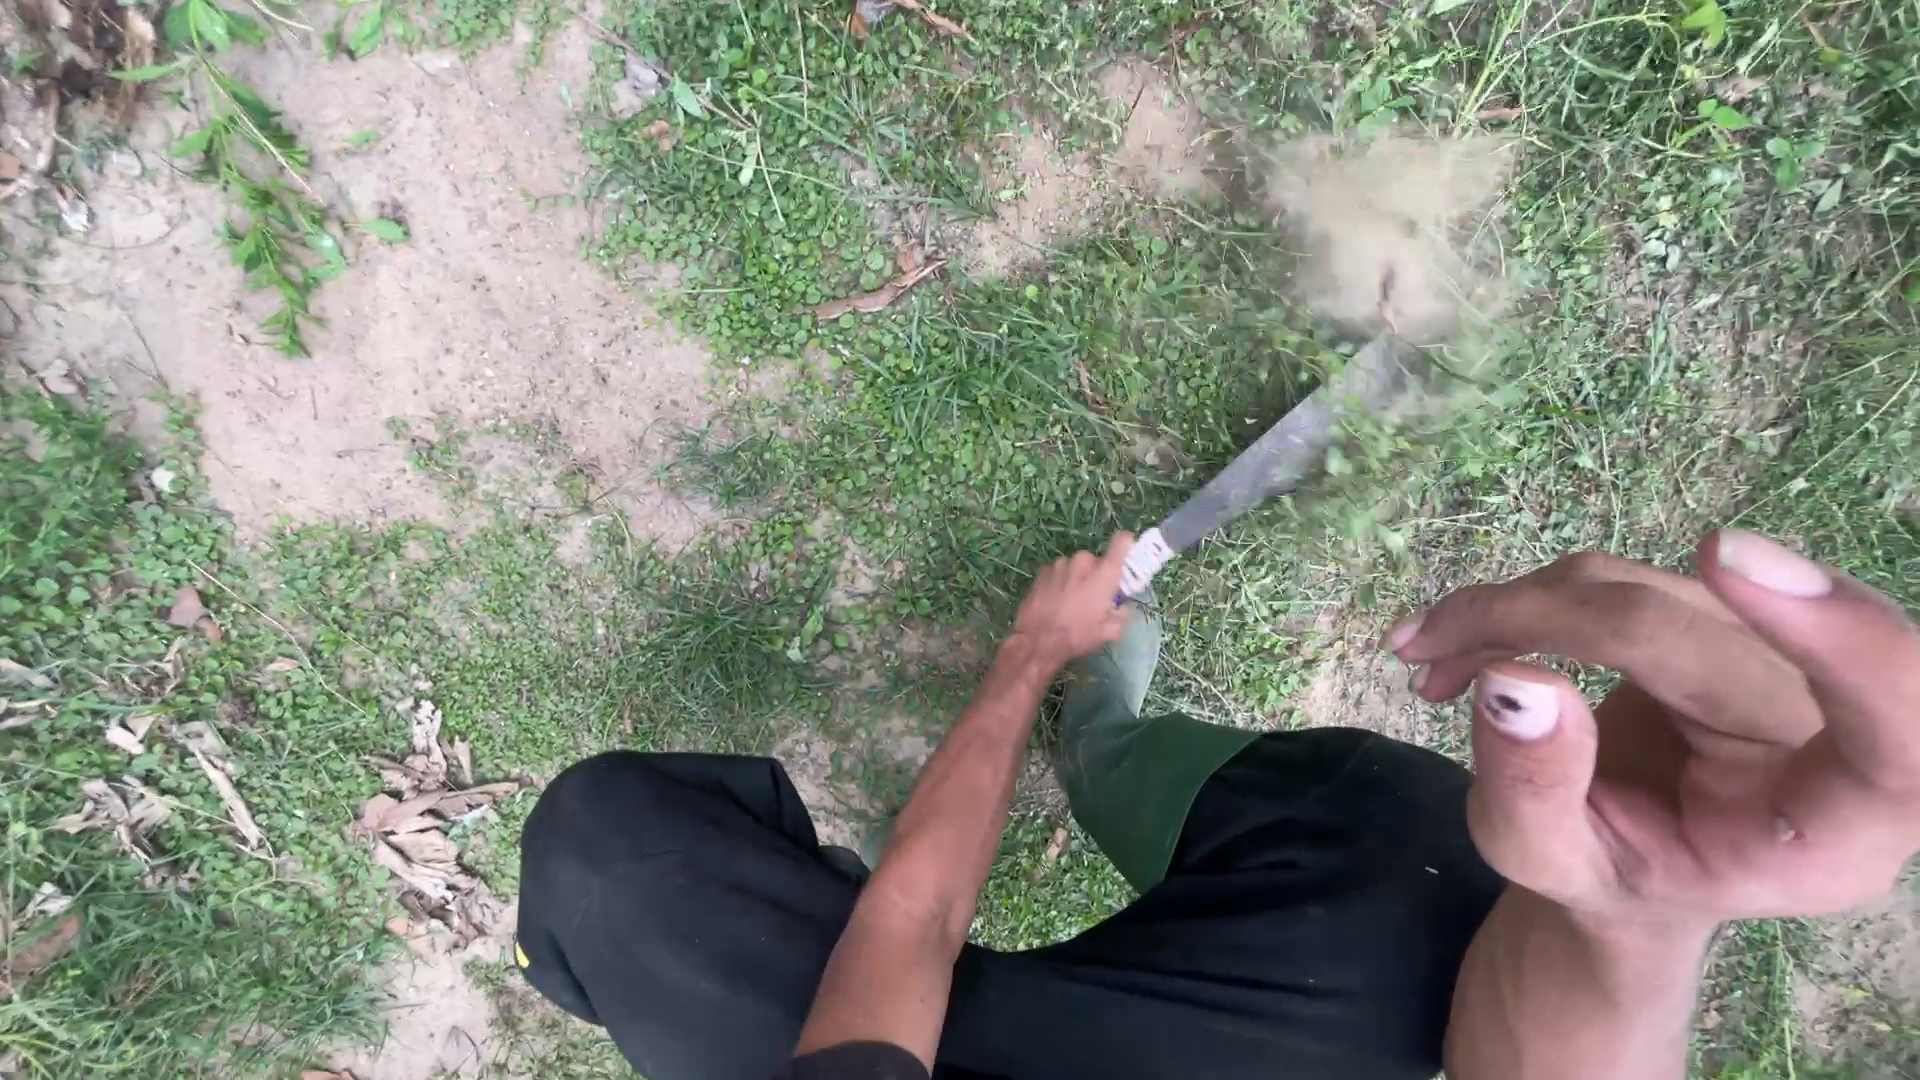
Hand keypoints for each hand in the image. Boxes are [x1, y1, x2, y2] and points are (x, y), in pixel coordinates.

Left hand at [1007, 532, 1134, 669]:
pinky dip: (1061, 582)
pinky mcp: (1043, 570)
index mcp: (1104, 573)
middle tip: (1094, 597)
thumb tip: (1121, 607)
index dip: (1126, 545)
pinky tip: (1056, 601)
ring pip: (1077, 567)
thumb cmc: (1077, 635)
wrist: (1037, 640)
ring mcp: (1060, 564)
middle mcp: (1083, 561)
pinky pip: (1060, 572)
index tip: (1126, 555)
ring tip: (1071, 602)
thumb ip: (1122, 614)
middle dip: (1098, 575)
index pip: (1122, 542)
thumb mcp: (1109, 632)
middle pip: (1097, 561)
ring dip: (1078, 578)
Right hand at [1387, 528, 1919, 934]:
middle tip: (1420, 648)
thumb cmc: (1598, 875)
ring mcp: (1765, 663)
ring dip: (1507, 607)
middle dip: (1531, 620)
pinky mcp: (1706, 625)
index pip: (1904, 724)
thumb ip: (1532, 789)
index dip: (1842, 637)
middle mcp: (1819, 728)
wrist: (1618, 855)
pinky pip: (1606, 582)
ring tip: (1426, 654)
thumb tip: (1515, 678)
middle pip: (1681, 630)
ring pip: (1630, 588)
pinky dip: (1514, 602)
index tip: (1725, 554)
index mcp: (1824, 824)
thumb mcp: (1542, 859)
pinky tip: (1460, 642)